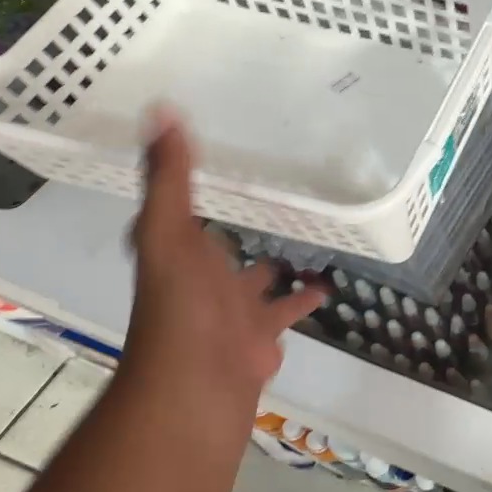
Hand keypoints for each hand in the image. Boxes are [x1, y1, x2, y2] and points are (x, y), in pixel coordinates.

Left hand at [122, 108, 322, 408]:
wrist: (200, 382)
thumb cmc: (183, 305)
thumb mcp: (168, 232)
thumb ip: (170, 178)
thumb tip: (161, 109)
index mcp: (178, 251)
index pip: (184, 209)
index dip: (194, 184)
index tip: (221, 154)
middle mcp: (202, 279)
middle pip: (223, 247)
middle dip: (244, 227)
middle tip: (279, 197)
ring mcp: (234, 310)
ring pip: (260, 279)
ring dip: (280, 263)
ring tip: (314, 236)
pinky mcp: (263, 335)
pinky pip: (287, 310)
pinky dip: (305, 298)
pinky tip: (330, 283)